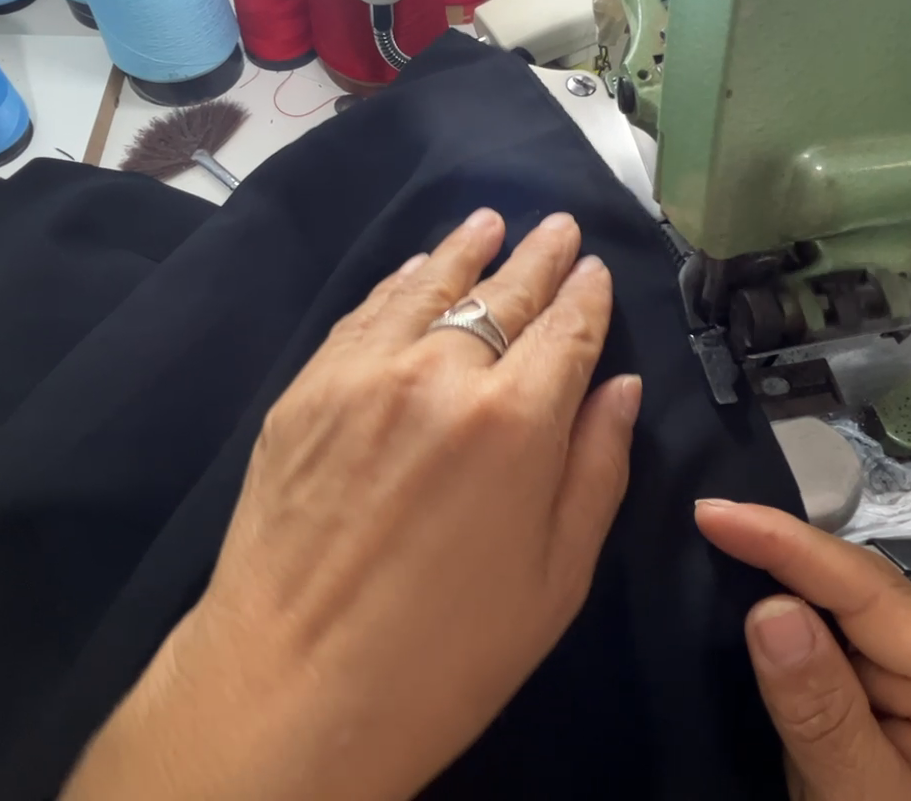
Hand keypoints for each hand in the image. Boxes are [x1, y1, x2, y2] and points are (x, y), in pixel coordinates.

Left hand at [65, 209, 640, 800]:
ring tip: (490, 221)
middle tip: (557, 226)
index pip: (565, 331)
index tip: (593, 268)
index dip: (585, 295)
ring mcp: (366, 373)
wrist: (291, 688)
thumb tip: (619, 385)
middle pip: (503, 294)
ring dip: (466, 249)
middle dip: (538, 257)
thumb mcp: (557, 576)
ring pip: (430, 287)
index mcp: (515, 421)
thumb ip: (597, 467)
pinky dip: (400, 282)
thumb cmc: (448, 651)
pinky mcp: (309, 387)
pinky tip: (417, 268)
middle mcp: (441, 374)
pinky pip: (367, 313)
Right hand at [695, 502, 910, 800]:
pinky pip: (834, 629)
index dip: (791, 545)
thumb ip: (823, 717)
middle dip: (782, 546)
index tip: (716, 515)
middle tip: (703, 519)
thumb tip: (768, 607)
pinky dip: (786, 606)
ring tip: (716, 536)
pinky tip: (748, 586)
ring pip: (843, 599)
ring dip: (779, 570)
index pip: (873, 593)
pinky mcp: (889, 689)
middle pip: (859, 584)